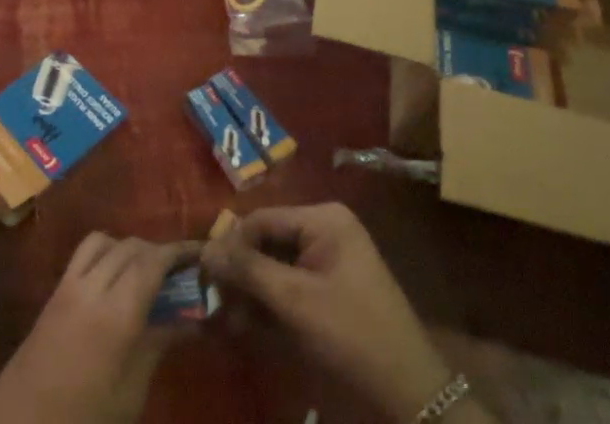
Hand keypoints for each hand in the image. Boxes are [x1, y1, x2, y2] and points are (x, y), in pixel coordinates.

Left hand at [0, 233, 199, 423]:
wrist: (24, 421)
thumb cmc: (86, 414)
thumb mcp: (132, 389)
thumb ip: (159, 344)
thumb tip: (192, 321)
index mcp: (115, 313)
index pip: (151, 263)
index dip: (178, 252)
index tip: (200, 253)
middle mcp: (90, 287)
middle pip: (128, 247)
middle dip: (158, 250)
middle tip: (181, 270)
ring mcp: (66, 286)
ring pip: (102, 242)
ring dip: (127, 246)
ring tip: (147, 272)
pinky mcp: (52, 293)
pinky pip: (81, 256)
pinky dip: (104, 253)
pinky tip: (115, 280)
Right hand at [201, 204, 454, 420]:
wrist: (407, 390)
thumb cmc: (351, 334)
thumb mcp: (293, 299)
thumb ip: (246, 269)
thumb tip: (202, 249)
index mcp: (323, 219)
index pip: (258, 219)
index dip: (229, 247)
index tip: (204, 279)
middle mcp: (324, 229)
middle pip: (263, 240)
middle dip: (239, 273)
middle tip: (217, 304)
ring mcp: (327, 258)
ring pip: (270, 264)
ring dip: (249, 292)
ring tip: (230, 321)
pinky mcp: (326, 286)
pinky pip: (285, 283)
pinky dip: (266, 302)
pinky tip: (248, 326)